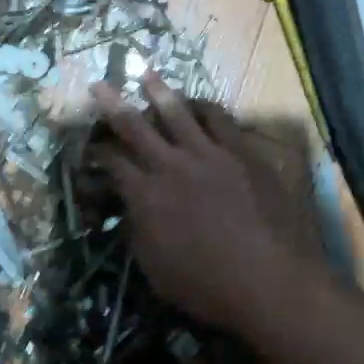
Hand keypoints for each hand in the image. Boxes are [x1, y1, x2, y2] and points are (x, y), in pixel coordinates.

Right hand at [92, 75, 321, 331]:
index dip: (98, 154)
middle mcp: (172, 165)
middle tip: (100, 85)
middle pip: (135, 125)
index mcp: (146, 196)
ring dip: (159, 92)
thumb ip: (139, 234)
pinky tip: (200, 104)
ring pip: (177, 111)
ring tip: (148, 75)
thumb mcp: (157, 272)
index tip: (92, 150)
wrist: (272, 281)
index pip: (113, 163)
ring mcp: (209, 153)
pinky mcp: (241, 152)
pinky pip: (220, 119)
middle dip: (113, 104)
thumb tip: (131, 210)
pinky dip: (205, 107)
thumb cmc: (209, 288)